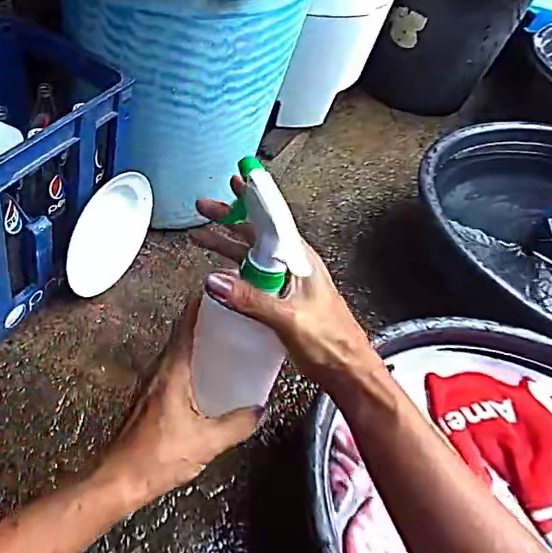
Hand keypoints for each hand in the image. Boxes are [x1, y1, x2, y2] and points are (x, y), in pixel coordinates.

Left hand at [97, 295, 258, 504]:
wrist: (121, 477)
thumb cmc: (158, 457)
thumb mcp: (208, 442)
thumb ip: (238, 424)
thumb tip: (259, 410)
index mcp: (171, 372)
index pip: (184, 327)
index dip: (198, 307)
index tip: (214, 292)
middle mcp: (157, 372)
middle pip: (179, 336)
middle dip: (202, 323)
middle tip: (228, 317)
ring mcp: (149, 384)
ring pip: (175, 354)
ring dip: (194, 344)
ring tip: (221, 343)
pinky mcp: (148, 399)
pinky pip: (171, 370)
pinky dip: (188, 363)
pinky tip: (203, 379)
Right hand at [190, 178, 384, 397]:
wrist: (350, 372)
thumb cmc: (332, 343)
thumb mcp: (288, 320)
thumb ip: (251, 300)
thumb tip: (214, 280)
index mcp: (301, 261)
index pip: (273, 220)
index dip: (254, 199)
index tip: (238, 180)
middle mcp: (294, 266)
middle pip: (258, 233)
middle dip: (230, 217)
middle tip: (204, 208)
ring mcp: (288, 282)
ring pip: (253, 253)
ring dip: (227, 243)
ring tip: (201, 235)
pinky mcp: (282, 299)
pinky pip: (254, 275)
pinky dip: (234, 267)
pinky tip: (220, 271)